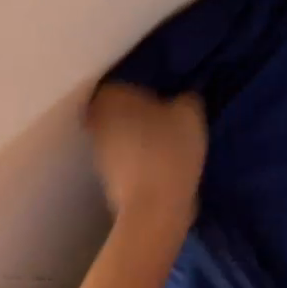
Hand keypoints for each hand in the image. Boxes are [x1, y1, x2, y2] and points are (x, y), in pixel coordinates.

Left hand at [85, 84, 206, 225]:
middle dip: (138, 110)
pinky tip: (160, 161)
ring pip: (120, 132)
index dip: (145, 85)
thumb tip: (181, 97)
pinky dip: (138, 156)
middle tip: (167, 114)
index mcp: (111, 95)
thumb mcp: (190, 114)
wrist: (153, 207)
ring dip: (138, 134)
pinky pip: (124, 155)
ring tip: (166, 140)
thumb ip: (185, 97)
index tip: (164, 92)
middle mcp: (96, 118)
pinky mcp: (105, 175)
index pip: (125, 79)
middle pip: (119, 106)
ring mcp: (97, 149)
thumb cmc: (169, 151)